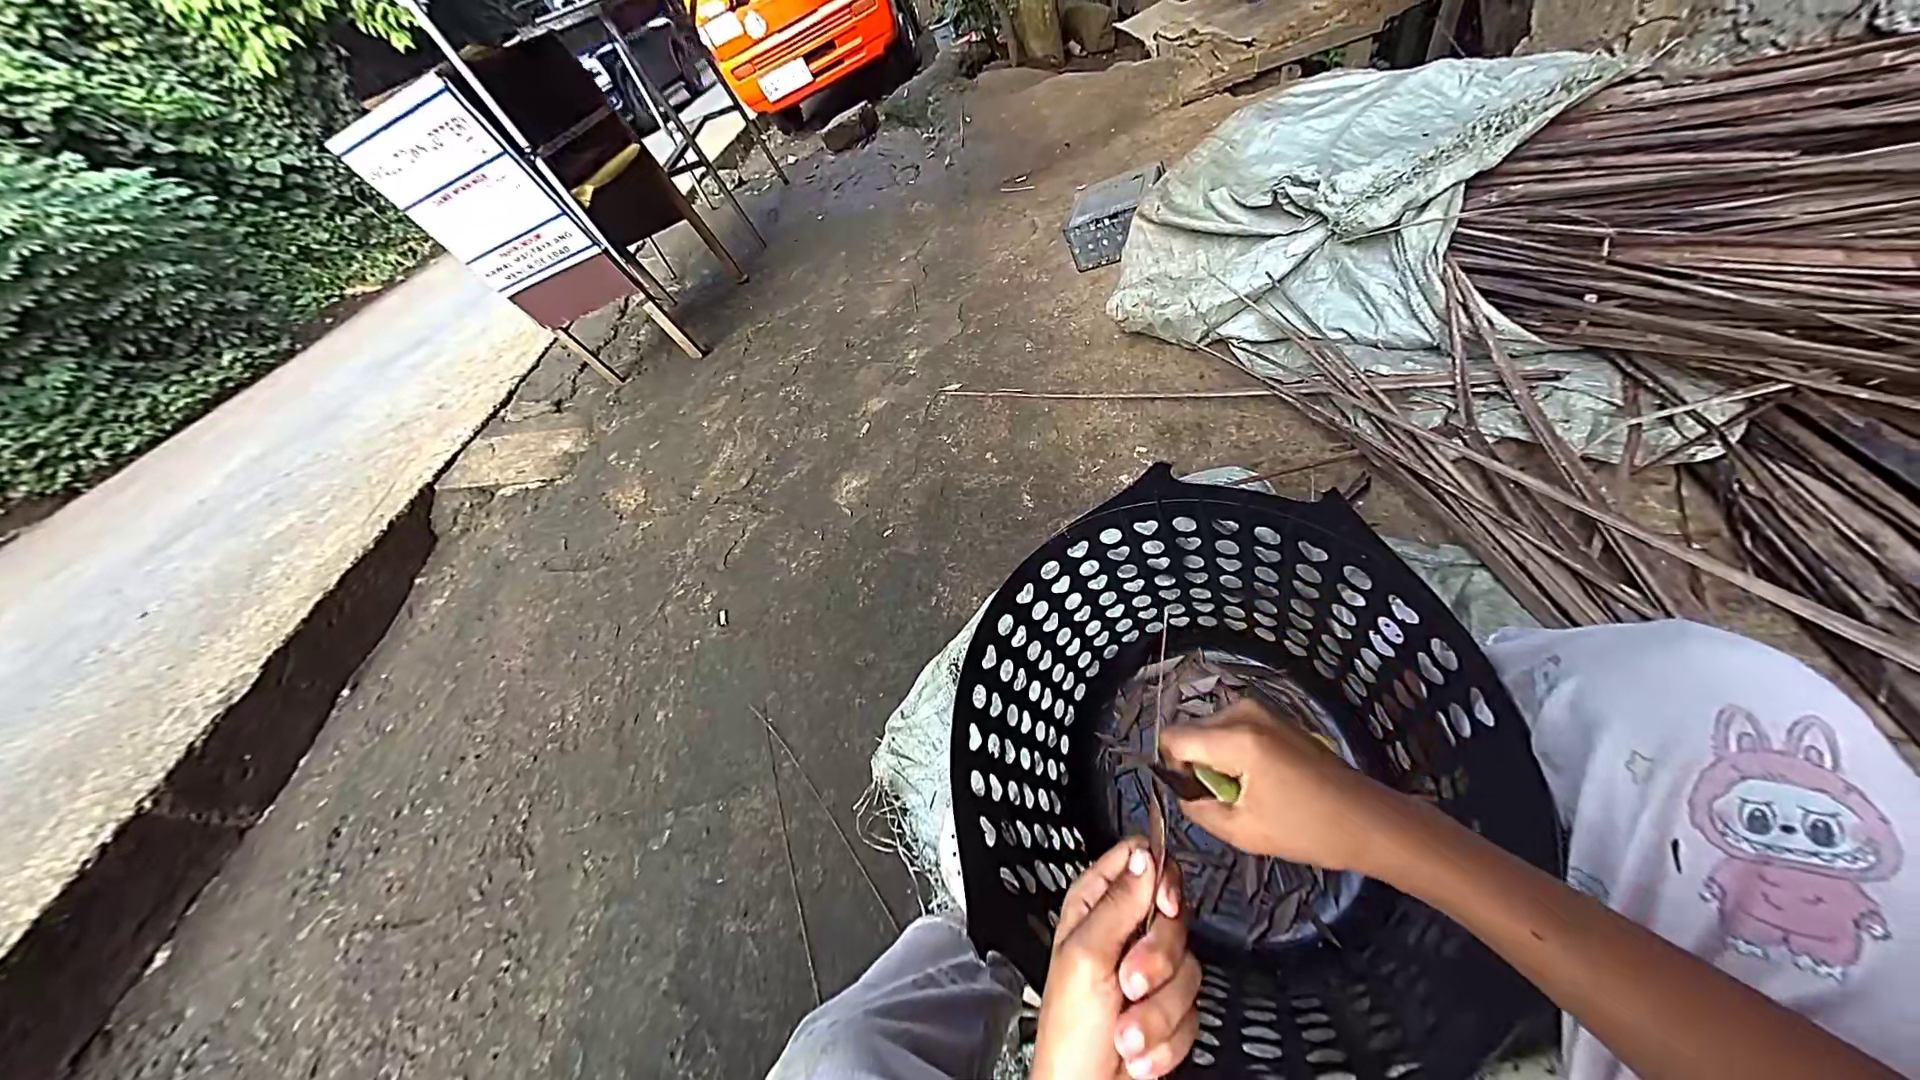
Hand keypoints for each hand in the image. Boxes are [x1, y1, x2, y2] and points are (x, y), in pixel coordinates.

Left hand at [1032, 837, 1200, 1079]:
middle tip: (1129, 981)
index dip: (1159, 875)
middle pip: (1172, 912)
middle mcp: (1124, 927)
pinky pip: (1194, 1007)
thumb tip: (1145, 856)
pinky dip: (1167, 1035)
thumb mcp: (1086, 955)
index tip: (1165, 906)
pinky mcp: (1170, 1005)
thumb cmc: (1069, 1027)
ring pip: (1187, 966)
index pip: (1139, 858)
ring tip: (1126, 1029)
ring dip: (1158, 1010)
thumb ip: (1119, 904)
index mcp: (1095, 902)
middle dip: (1157, 958)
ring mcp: (1148, 966)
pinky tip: (1139, 1047)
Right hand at [1159, 698, 1412, 873]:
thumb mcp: (1242, 832)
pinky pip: (1231, 729)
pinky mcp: (1274, 715)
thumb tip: (1182, 791)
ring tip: (1249, 790)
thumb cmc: (1309, 830)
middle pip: (1191, 731)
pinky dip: (1234, 752)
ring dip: (1216, 758)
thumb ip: (1197, 809)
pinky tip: (1264, 779)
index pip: (1173, 737)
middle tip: (1228, 798)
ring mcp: (1261, 709)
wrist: (1370, 821)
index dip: (1174, 768)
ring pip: (1209, 730)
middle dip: (1197, 763)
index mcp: (1235, 738)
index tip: (1198, 793)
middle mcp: (1244, 712)